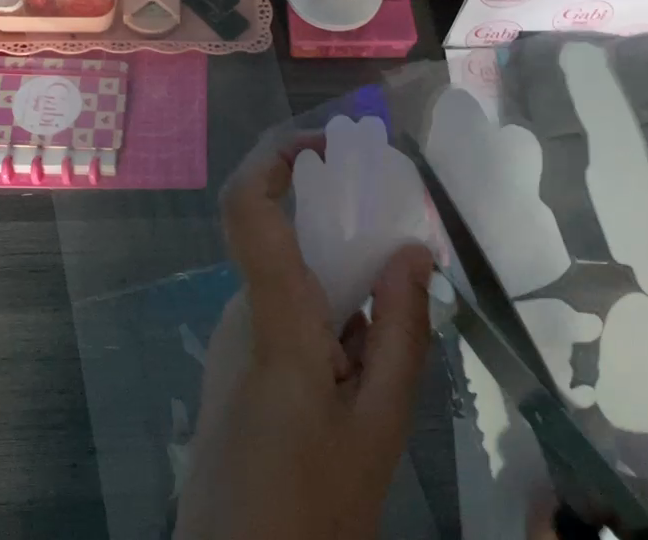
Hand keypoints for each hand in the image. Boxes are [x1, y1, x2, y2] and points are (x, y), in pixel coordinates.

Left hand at [175, 134, 435, 539]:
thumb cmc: (310, 506)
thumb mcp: (379, 427)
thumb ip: (401, 334)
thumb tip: (413, 251)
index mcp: (274, 320)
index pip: (249, 207)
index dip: (277, 155)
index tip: (331, 143)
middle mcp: (243, 314)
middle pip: (286, 239)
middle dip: (343, 229)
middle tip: (406, 253)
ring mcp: (234, 340)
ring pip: (291, 280)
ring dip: (342, 283)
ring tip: (396, 327)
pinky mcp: (237, 365)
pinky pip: (285, 313)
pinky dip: (327, 315)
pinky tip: (363, 366)